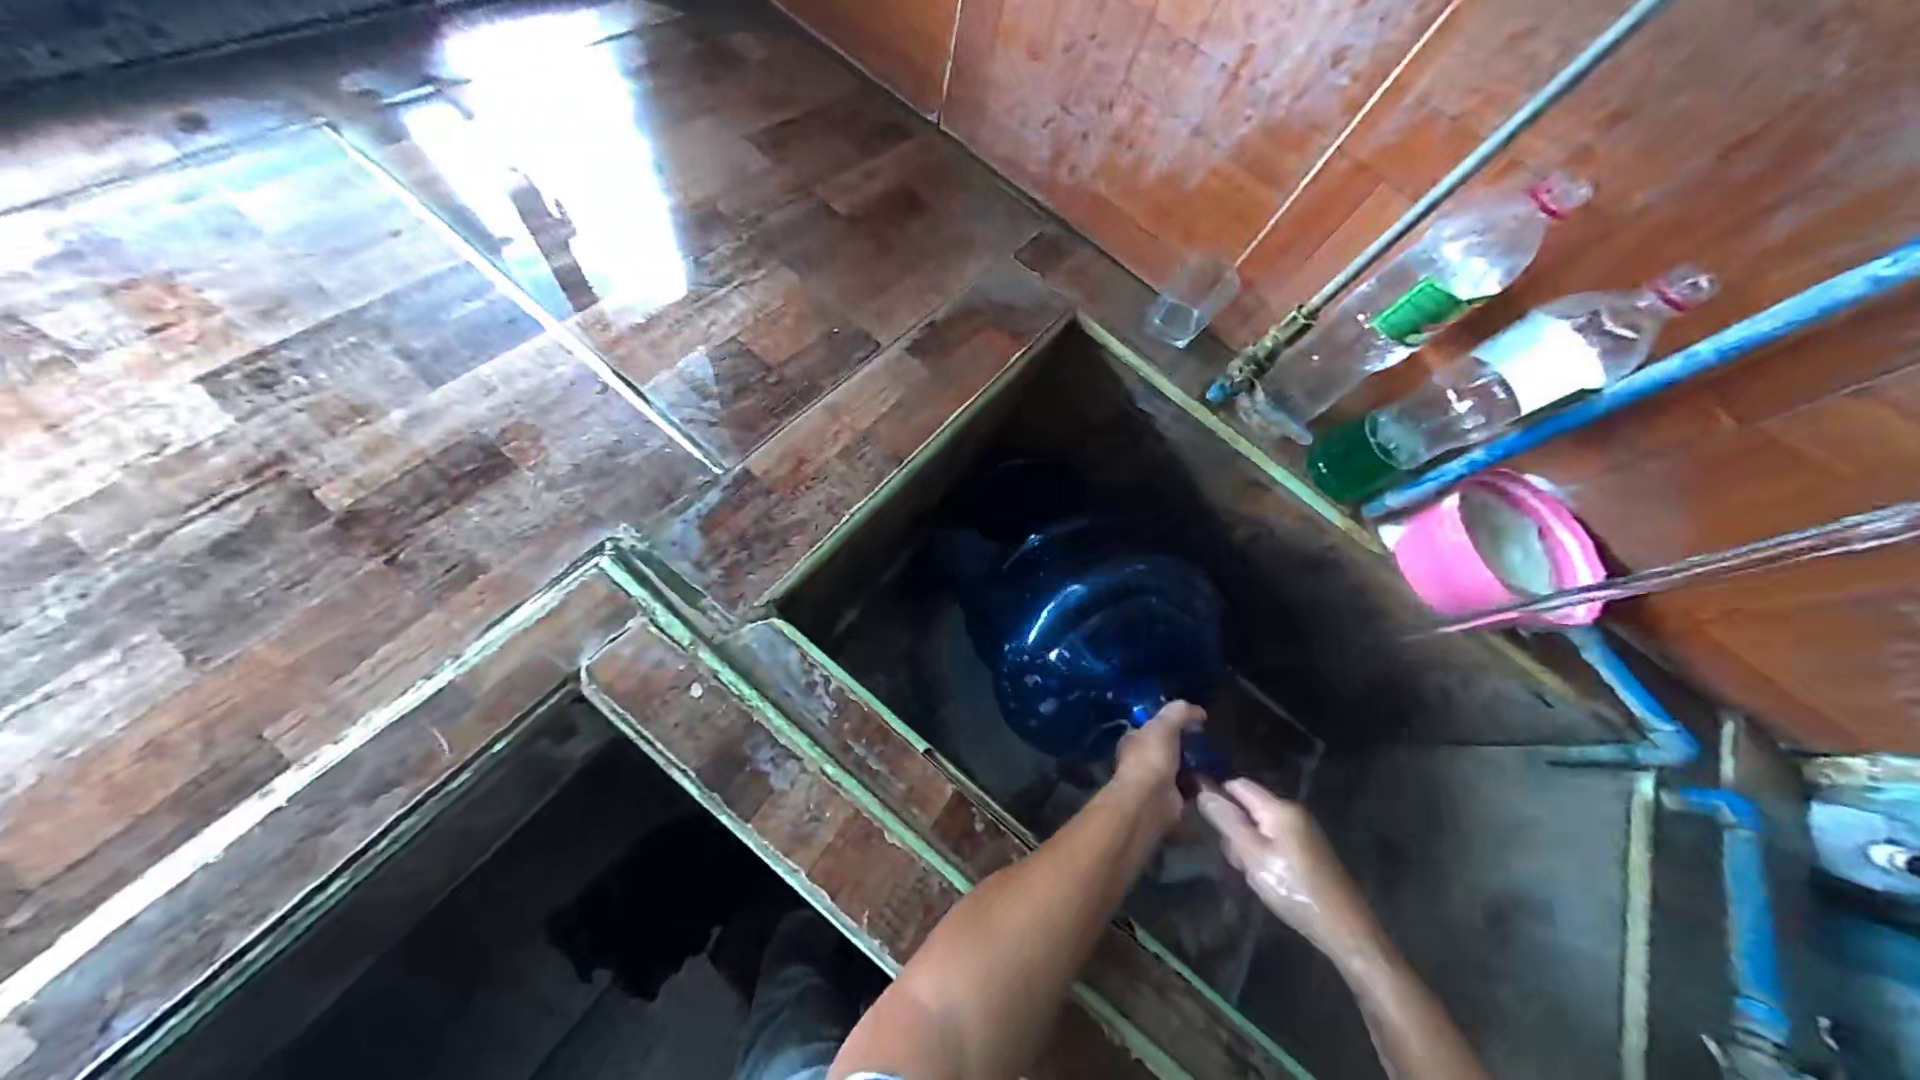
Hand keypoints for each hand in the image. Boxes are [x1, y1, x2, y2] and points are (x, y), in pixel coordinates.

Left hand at [1112, 701, 1204, 823]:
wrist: (1150, 800)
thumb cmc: (1151, 757)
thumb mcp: (1164, 725)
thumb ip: (1180, 713)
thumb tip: (1199, 711)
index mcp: (1135, 739)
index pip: (1152, 725)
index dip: (1170, 720)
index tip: (1193, 718)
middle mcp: (1142, 758)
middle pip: (1168, 746)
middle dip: (1186, 743)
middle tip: (1208, 738)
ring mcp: (1157, 780)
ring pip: (1180, 766)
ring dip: (1196, 763)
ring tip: (1217, 755)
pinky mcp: (1172, 798)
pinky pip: (1190, 786)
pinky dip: (1201, 783)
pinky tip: (1216, 775)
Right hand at [1196, 779, 1381, 960]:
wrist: (1344, 929)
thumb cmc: (1293, 889)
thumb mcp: (1252, 855)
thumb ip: (1227, 820)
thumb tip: (1202, 789)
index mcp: (1280, 808)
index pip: (1238, 785)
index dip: (1218, 796)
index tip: (1207, 822)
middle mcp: (1293, 812)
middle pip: (1248, 807)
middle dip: (1235, 829)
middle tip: (1238, 861)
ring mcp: (1304, 831)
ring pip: (1260, 826)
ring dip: (1248, 846)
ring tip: (1254, 875)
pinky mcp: (1309, 850)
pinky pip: (1275, 840)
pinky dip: (1264, 855)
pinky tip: (1269, 879)